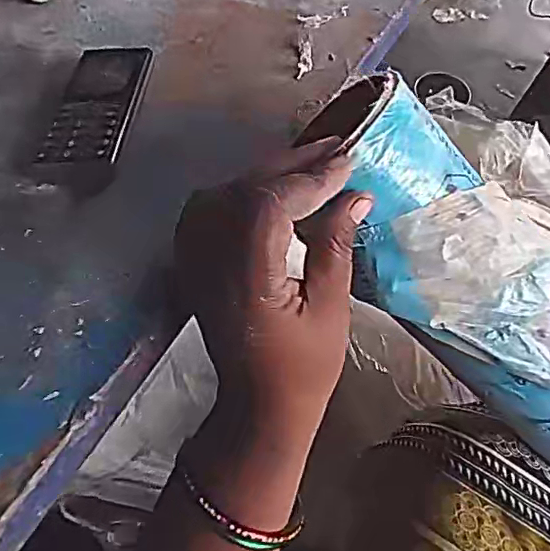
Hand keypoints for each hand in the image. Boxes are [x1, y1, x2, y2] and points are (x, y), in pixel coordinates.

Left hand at [173, 139, 372, 433]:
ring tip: (313, 161)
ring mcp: (196, 259)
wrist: (256, 402)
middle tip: (335, 148)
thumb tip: (355, 197)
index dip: (309, 179)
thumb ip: (335, 247)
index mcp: (247, 279)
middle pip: (245, 190)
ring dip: (270, 172)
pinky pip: (214, 206)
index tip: (347, 162)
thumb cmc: (301, 369)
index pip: (270, 205)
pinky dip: (245, 188)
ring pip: (228, 191)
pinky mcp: (194, 259)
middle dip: (293, 165)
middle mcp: (212, 261)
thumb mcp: (330, 310)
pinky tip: (274, 185)